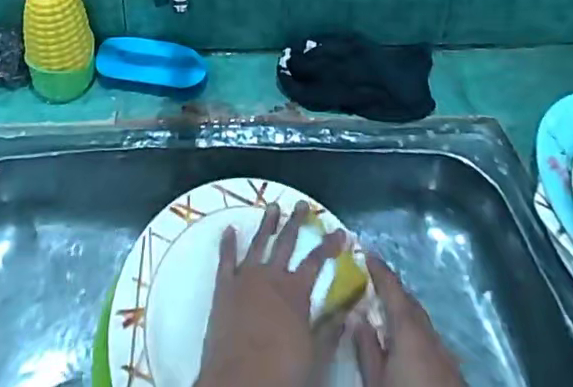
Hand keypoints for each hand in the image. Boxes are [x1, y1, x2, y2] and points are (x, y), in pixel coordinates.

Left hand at [196, 201, 347, 386]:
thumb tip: (350, 310)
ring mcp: (245, 279)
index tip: (340, 231)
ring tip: (273, 206)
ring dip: (266, 224)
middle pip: (286, 243)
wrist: (238, 384)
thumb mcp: (315, 356)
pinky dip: (227, 243)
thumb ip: (330, 330)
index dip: (330, 246)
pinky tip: (229, 229)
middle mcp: (271, 277)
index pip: (317, 261)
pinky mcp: (223, 289)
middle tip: (303, 204)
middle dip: (296, 222)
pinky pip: (225, 260)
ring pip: (258, 243)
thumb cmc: (281, 374)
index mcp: (295, 292)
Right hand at [353, 257, 465, 386]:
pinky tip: (405, 342)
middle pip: (410, 303)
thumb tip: (357, 318)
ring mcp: (445, 352)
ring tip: (385, 311)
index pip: (393, 289)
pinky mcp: (453, 370)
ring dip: (405, 311)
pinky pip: (431, 338)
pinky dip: (415, 331)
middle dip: (392, 290)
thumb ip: (367, 348)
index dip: (379, 270)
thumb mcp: (375, 381)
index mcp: (409, 330)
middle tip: (372, 281)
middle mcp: (430, 334)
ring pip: (422, 321)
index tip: (366, 253)